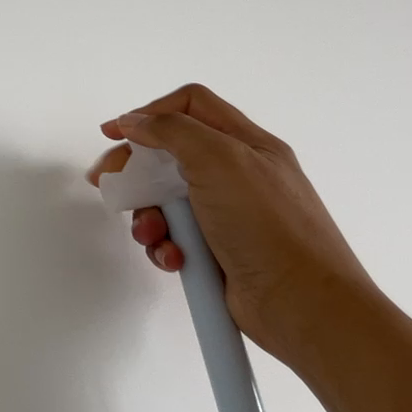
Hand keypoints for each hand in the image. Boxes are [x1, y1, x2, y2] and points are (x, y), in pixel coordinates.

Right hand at [87, 84, 379, 367]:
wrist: (304, 306)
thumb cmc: (268, 226)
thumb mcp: (220, 160)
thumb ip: (171, 130)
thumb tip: (134, 122)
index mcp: (247, 145)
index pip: (190, 105)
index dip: (148, 113)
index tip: (114, 134)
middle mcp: (236, 174)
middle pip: (166, 153)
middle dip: (133, 169)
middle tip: (108, 181)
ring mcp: (225, 213)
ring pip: (162, 198)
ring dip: (147, 215)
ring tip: (153, 234)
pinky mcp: (214, 248)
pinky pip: (172, 235)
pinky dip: (164, 245)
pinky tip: (174, 258)